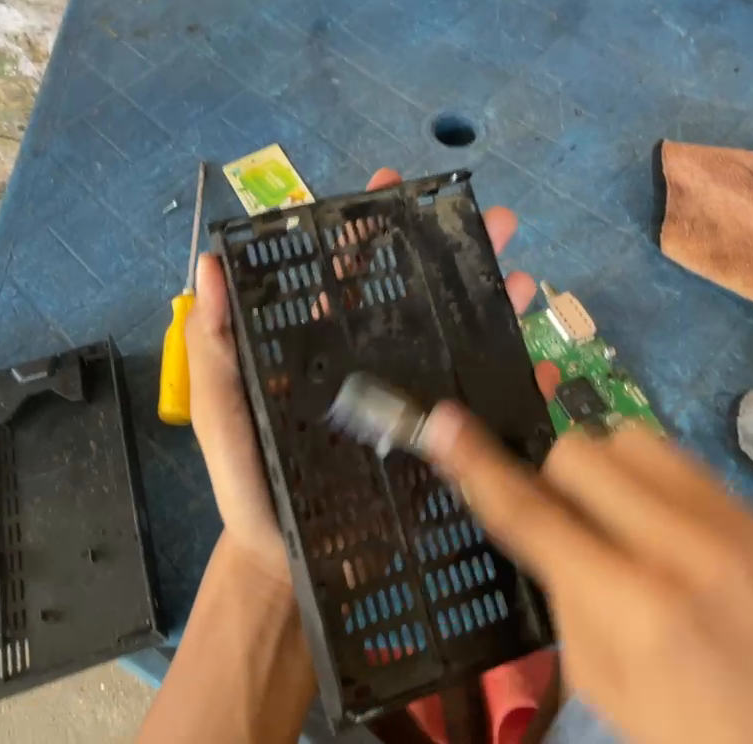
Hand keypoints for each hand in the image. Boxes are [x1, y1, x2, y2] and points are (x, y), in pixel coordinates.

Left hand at [185, 168, 535, 586]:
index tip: (391, 184)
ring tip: (525, 276)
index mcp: (321, 348)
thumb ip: (215, 344)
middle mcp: (371, 363)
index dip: (366, 229)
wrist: (288, 568)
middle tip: (495, 220)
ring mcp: (408, 402)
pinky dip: (514, 384)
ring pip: (458, 340)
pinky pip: (482, 409)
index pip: (347, 277)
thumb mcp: (221, 411)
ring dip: (494, 303)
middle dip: (453, 252)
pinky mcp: (435, 446)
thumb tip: (209, 264)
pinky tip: (542, 365)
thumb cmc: (250, 484)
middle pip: (416, 297)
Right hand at [421, 409, 752, 743]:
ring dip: (606, 470)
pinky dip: (653, 480)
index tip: (442, 422)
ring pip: (631, 437)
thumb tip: (552, 533)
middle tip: (569, 523)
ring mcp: (736, 527)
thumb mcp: (610, 693)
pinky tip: (669, 529)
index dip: (477, 465)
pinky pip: (683, 460)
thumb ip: (570, 600)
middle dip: (556, 478)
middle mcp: (685, 549)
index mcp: (637, 610)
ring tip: (621, 521)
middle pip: (580, 450)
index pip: (533, 514)